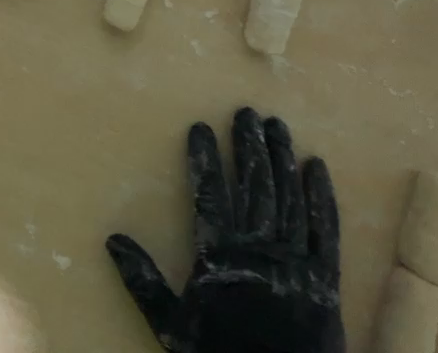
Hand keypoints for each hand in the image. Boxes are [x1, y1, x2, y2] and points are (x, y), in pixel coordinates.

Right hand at [106, 108, 343, 352]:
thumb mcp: (172, 325)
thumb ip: (143, 281)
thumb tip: (112, 238)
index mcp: (220, 257)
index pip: (210, 194)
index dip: (204, 158)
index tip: (200, 126)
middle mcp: (259, 249)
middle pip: (254, 186)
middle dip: (247, 146)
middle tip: (246, 111)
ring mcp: (295, 261)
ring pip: (288, 198)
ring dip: (280, 158)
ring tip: (275, 124)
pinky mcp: (326, 278)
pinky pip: (325, 229)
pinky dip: (321, 196)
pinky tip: (315, 166)